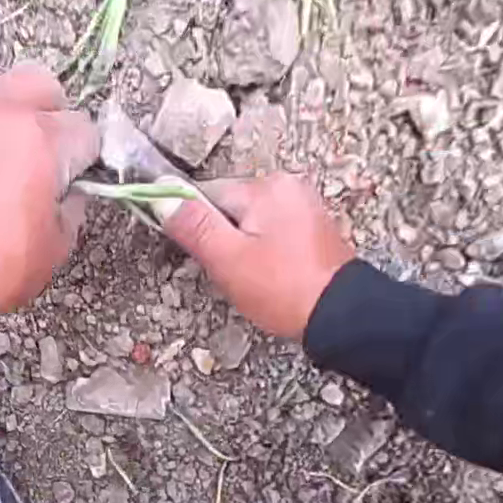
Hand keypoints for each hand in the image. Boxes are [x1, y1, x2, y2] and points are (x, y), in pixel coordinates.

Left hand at [0, 65, 99, 331]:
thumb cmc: (5, 265)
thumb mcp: (60, 242)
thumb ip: (73, 201)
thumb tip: (71, 187)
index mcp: (42, 140)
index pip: (85, 127)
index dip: (88, 157)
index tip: (80, 178)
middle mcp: (0, 113)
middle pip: (41, 85)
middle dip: (53, 115)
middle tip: (48, 156)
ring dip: (10, 127)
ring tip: (2, 171)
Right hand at [157, 173, 354, 339]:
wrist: (340, 316)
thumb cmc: (284, 290)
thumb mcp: (228, 260)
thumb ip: (194, 227)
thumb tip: (162, 200)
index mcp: (267, 186)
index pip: (208, 196)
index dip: (199, 230)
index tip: (207, 258)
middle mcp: (289, 187)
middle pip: (232, 211)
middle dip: (225, 243)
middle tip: (238, 275)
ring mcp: (305, 208)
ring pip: (253, 226)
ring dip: (245, 252)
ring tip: (258, 281)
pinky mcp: (313, 231)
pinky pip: (274, 236)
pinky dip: (267, 256)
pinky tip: (273, 279)